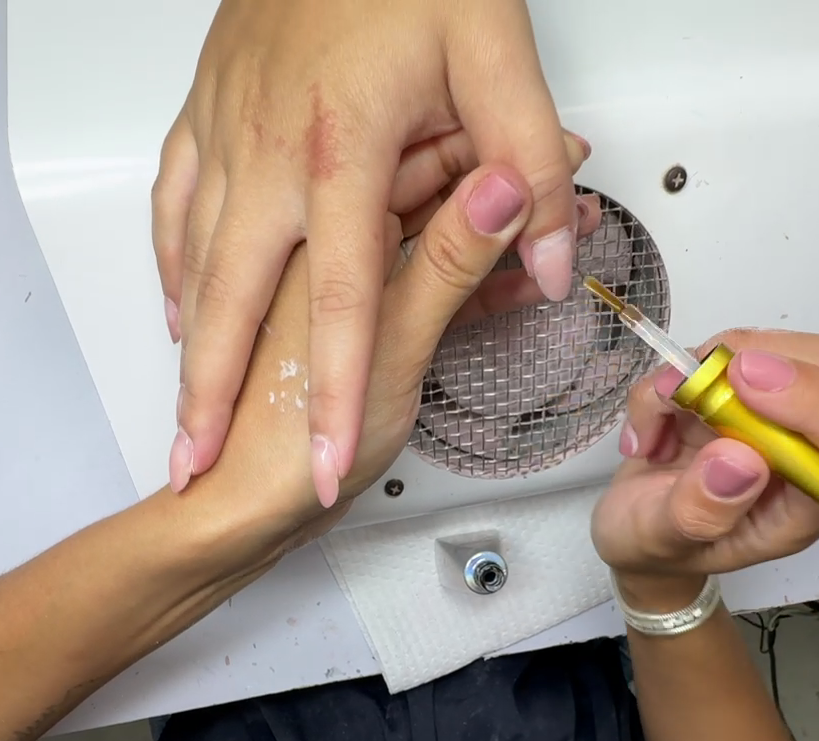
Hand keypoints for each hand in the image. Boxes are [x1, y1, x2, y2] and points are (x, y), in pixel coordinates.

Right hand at [157, 0, 578, 507]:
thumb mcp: (500, 54)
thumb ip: (526, 168)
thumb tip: (547, 262)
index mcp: (342, 150)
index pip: (342, 306)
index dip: (332, 395)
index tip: (324, 464)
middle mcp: (269, 151)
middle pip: (230, 301)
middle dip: (209, 397)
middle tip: (193, 465)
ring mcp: (227, 131)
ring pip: (190, 262)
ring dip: (185, 346)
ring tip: (183, 415)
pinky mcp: (206, 112)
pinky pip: (171, 203)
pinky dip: (170, 267)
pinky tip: (176, 308)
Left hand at [186, 164, 539, 555]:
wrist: (246, 510)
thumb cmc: (284, 441)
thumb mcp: (387, 343)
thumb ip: (445, 264)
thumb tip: (502, 191)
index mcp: (319, 231)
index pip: (421, 163)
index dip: (499, 154)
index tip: (558, 153)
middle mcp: (325, 245)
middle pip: (434, 201)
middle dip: (508, 195)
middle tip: (571, 189)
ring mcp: (346, 288)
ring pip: (436, 246)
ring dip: (499, 244)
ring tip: (562, 235)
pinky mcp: (363, 330)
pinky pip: (427, 294)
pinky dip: (474, 293)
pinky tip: (518, 288)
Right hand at [592, 331, 818, 611]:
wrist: (634, 530)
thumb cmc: (655, 545)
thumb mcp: (660, 542)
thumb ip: (699, 513)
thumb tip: (740, 459)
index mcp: (804, 502)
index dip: (817, 401)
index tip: (745, 382)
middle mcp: (802, 449)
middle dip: (766, 361)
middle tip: (695, 387)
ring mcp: (772, 413)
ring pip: (776, 348)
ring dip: (701, 372)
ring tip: (654, 428)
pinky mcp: (737, 388)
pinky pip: (719, 351)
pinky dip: (672, 378)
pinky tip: (649, 426)